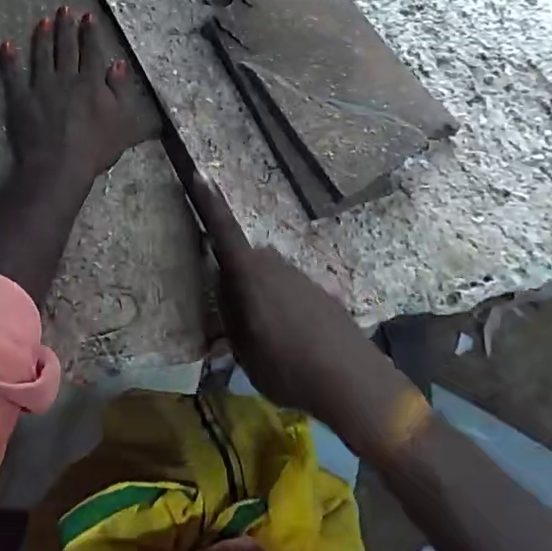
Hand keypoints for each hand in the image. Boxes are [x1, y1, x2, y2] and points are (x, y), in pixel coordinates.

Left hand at [0, 5, 140, 183]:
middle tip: (64, 9)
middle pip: (66, 48)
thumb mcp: (122, 122)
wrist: (59, 166)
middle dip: (66, 27)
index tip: (87, 17)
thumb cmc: (95, 149)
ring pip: (42, 55)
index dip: (89, 33)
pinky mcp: (20, 100)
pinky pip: (13, 76)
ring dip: (42, 37)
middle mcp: (66, 78)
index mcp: (90, 83)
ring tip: (42, 21)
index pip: (91, 51)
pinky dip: (9, 60)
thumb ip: (120, 91)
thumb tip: (118, 63)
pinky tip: (6, 45)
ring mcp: (41, 87)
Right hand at [187, 167, 413, 445]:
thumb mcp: (244, 350)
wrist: (353, 380)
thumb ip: (231, 312)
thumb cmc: (287, 367)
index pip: (223, 231)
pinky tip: (291, 343)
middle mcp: (274, 264)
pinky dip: (282, 307)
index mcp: (250, 274)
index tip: (198, 171)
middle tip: (232, 317)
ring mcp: (300, 274)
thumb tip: (224, 286)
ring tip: (265, 340)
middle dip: (235, 279)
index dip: (208, 201)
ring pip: (267, 276)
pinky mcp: (319, 289)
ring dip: (260, 297)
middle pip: (244, 261)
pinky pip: (288, 290)